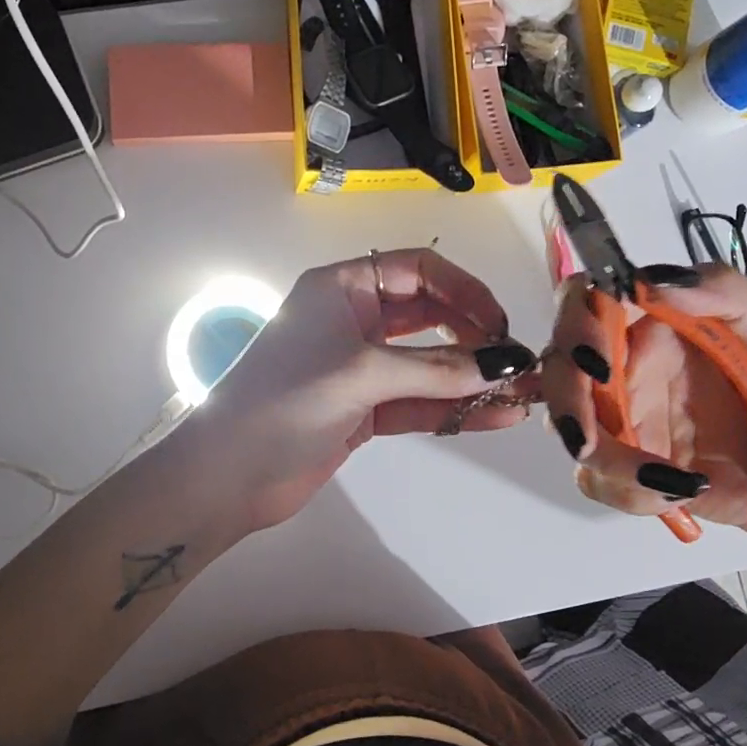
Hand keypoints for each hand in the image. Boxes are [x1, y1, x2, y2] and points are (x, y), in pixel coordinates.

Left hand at [189, 248, 537, 531]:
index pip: (417, 271)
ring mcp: (359, 368)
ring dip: (471, 378)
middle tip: (513, 364)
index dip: (464, 291)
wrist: (226, 475)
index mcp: (341, 288)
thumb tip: (504, 364)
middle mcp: (352, 320)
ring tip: (520, 395)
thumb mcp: (360, 374)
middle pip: (429, 315)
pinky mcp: (362, 410)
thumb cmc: (284, 402)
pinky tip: (495, 417)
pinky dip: (452, 409)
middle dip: (474, 336)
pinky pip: (418, 401)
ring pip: (427, 364)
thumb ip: (435, 369)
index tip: (500, 325)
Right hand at [541, 264, 746, 539]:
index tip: (597, 360)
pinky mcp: (630, 471)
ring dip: (608, 459)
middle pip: (560, 366)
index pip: (590, 302)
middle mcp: (631, 364)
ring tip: (669, 483)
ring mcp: (627, 420)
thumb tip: (649, 280)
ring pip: (569, 428)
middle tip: (590, 440)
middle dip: (568, 401)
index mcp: (662, 321)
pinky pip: (595, 480)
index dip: (577, 324)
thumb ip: (728, 293)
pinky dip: (628, 493)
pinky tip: (680, 495)